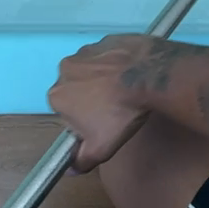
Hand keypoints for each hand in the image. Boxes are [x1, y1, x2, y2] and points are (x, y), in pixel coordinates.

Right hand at [47, 33, 159, 170]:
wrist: (151, 76)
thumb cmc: (121, 113)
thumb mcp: (102, 147)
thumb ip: (81, 161)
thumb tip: (70, 169)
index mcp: (57, 94)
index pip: (65, 112)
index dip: (83, 120)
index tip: (102, 122)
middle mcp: (65, 68)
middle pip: (76, 88)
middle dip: (90, 97)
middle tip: (114, 107)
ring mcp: (87, 49)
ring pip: (91, 70)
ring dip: (102, 78)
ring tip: (124, 90)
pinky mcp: (107, 38)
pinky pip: (107, 55)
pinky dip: (115, 63)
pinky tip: (130, 73)